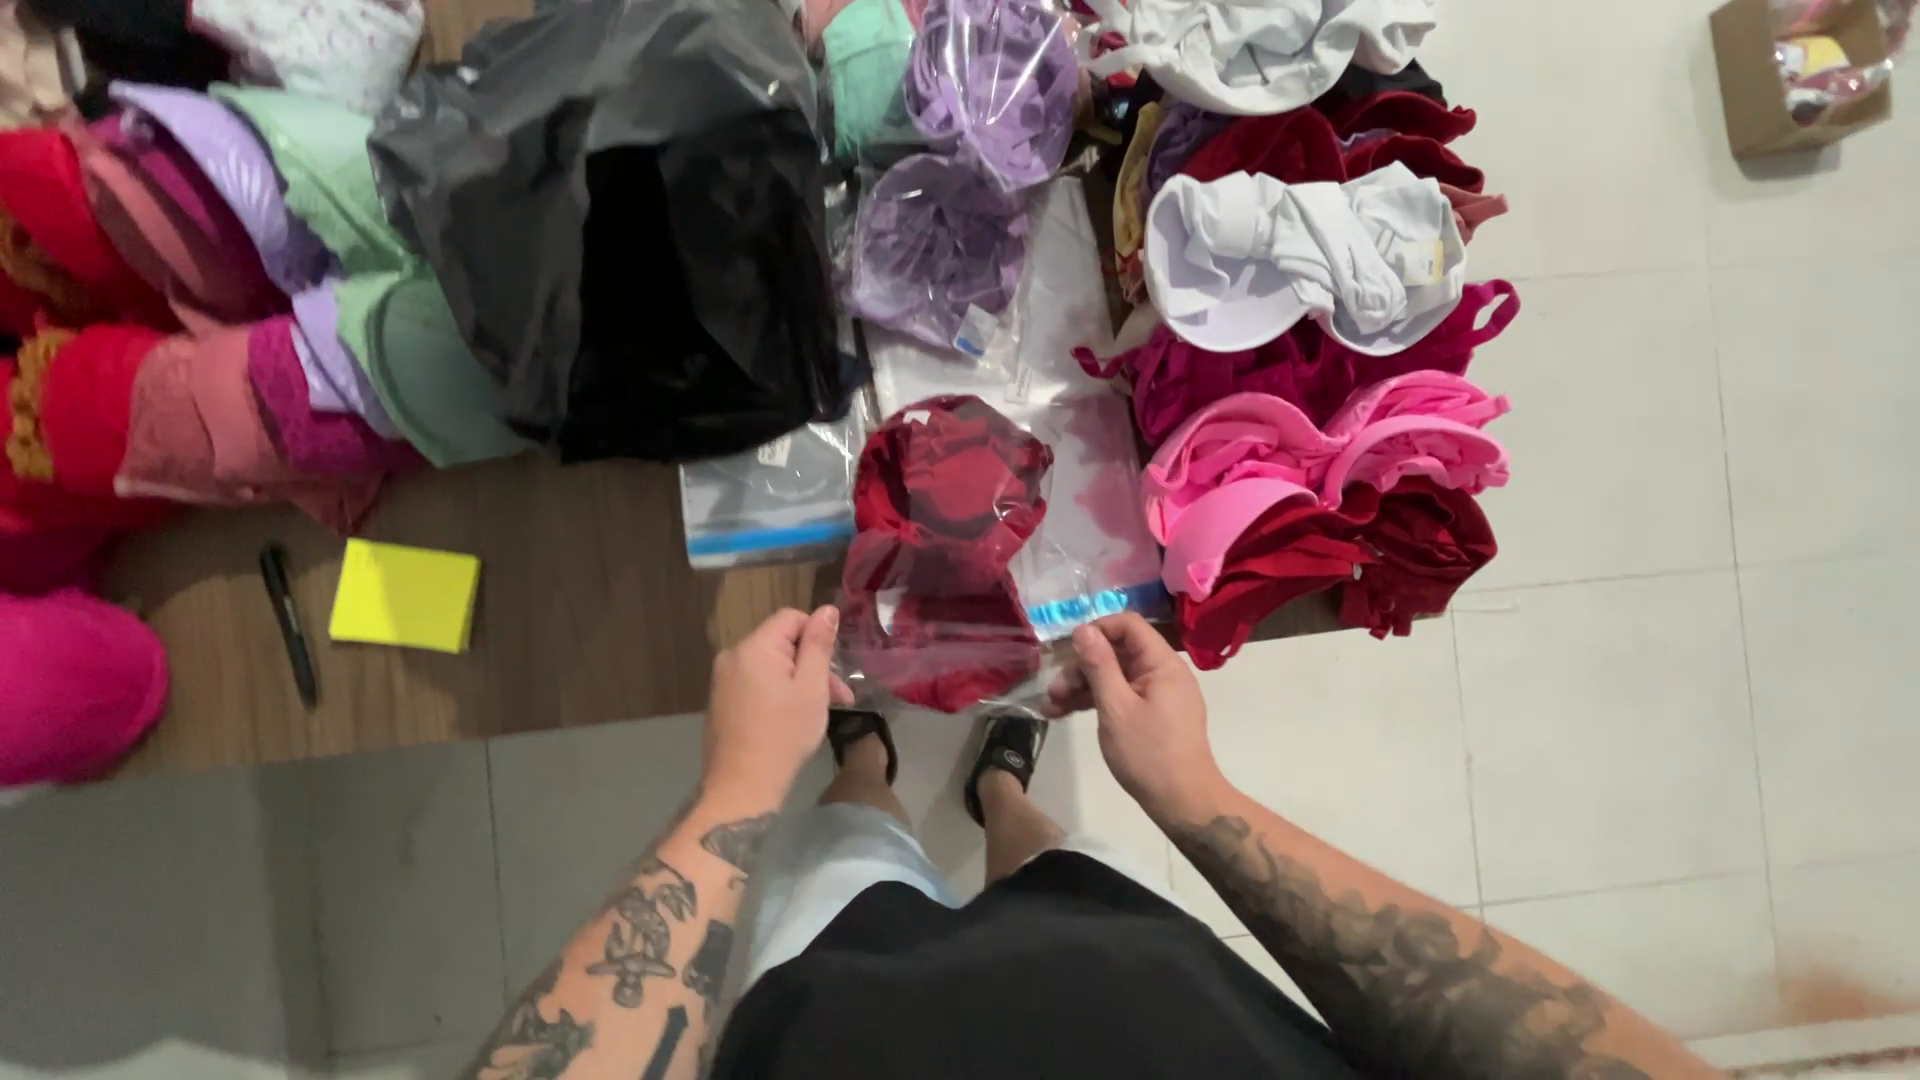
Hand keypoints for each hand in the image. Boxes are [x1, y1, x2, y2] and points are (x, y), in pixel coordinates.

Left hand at [703, 606, 851, 804]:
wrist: (742, 787)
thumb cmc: (783, 735)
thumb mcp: (811, 687)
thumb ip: (818, 644)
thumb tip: (827, 610)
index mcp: (753, 647)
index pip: (791, 617)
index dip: (817, 636)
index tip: (833, 669)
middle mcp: (732, 656)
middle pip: (782, 642)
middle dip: (812, 663)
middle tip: (839, 696)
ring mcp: (723, 680)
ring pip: (771, 665)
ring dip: (799, 680)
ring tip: (821, 711)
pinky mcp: (722, 701)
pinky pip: (757, 682)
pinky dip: (778, 692)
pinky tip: (793, 718)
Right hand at [1059, 614, 1226, 818]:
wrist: (1182, 803)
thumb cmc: (1149, 753)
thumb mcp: (1116, 707)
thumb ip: (1099, 665)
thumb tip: (1083, 629)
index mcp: (1162, 664)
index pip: (1128, 626)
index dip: (1096, 630)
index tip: (1069, 650)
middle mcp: (1162, 673)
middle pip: (1117, 652)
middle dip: (1082, 667)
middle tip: (1054, 689)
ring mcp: (1157, 695)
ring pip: (1114, 676)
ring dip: (1082, 687)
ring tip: (1051, 705)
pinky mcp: (1151, 715)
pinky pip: (1120, 696)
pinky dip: (1095, 702)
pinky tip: (1064, 713)